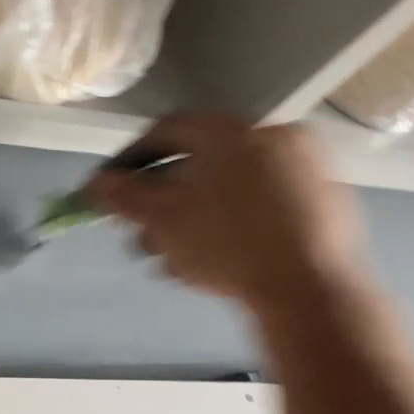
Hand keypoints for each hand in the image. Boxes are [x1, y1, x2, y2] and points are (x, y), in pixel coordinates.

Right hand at [88, 114, 373, 310]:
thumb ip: (123, 196)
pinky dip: (223, 226)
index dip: (128, 159)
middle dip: (158, 201)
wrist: (308, 283)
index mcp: (233, 133)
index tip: (106, 189)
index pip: (167, 130)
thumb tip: (95, 182)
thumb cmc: (225, 243)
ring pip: (223, 188)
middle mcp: (272, 137)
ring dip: (185, 220)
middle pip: (196, 163)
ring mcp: (302, 168)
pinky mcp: (318, 200)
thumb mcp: (161, 219)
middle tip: (138, 234)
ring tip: (169, 260)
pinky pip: (254, 204)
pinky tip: (208, 261)